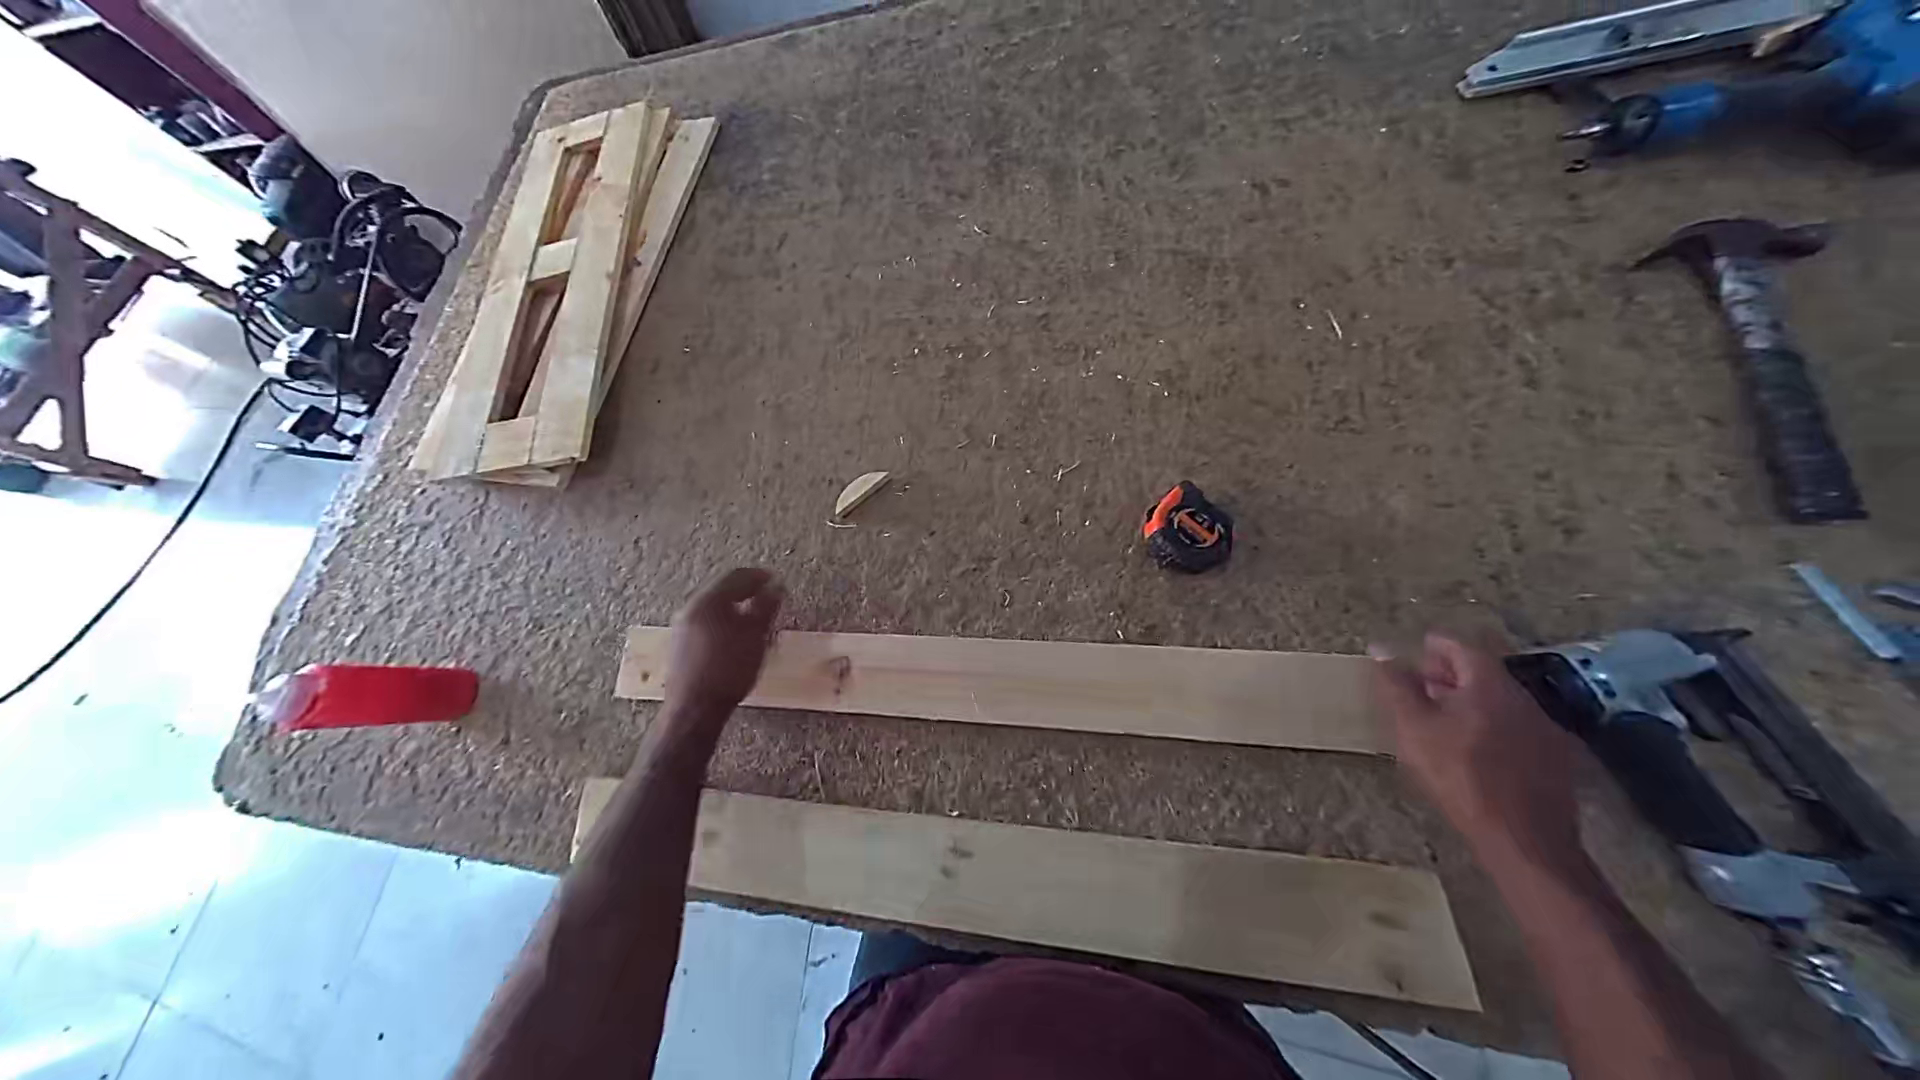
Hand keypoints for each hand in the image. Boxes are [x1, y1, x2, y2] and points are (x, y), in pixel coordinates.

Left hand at [664, 568, 784, 722]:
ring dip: (736, 606)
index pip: (736, 576)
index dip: (759, 576)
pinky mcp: (682, 645)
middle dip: (747, 590)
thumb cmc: (729, 669)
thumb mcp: (756, 635)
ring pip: (714, 607)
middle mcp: (691, 609)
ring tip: (756, 616)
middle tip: (768, 596)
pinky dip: (725, 620)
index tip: (777, 581)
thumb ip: (766, 607)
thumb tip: (776, 587)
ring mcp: (683, 628)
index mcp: (708, 601)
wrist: (695, 708)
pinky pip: (707, 622)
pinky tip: (737, 635)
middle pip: (722, 589)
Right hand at [1373, 633, 1587, 873]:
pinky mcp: (1556, 762)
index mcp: (1489, 685)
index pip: (1461, 648)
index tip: (1414, 651)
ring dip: (1470, 701)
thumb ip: (1396, 685)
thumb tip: (1381, 649)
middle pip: (1483, 674)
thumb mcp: (1412, 726)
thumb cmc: (1458, 773)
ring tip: (1441, 718)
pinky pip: (1516, 728)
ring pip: (1500, 702)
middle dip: (1450, 674)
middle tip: (1420, 684)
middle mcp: (1523, 699)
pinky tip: (1474, 749)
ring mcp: (1546, 731)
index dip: (1434, 646)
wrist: (1523, 839)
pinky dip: (1491, 726)